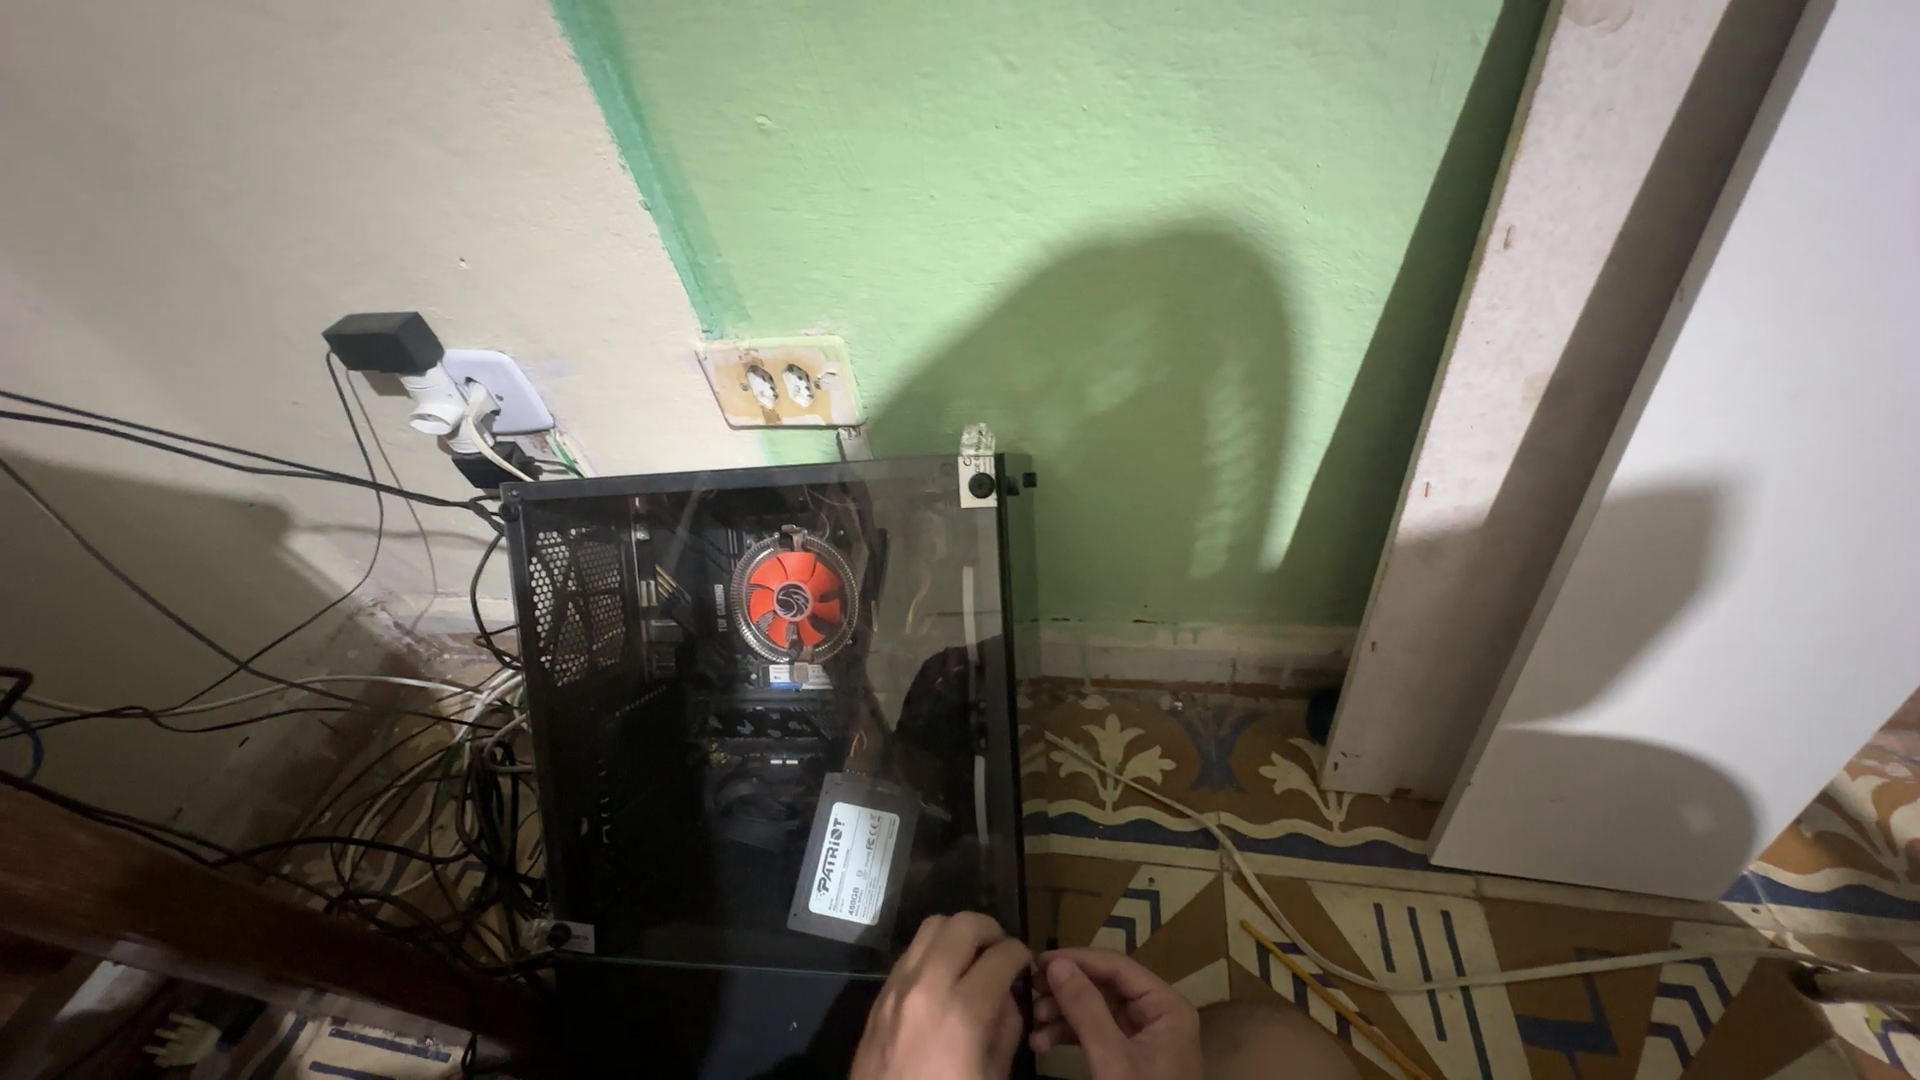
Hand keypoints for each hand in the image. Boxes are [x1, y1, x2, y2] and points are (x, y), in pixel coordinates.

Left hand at [852, 913, 1033, 1079]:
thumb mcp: (991, 1079)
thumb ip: (1005, 1030)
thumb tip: (1007, 995)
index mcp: (962, 1014)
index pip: (1001, 957)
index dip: (1020, 953)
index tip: (1025, 961)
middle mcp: (927, 988)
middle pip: (963, 925)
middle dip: (990, 930)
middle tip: (1000, 949)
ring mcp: (898, 987)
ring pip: (932, 926)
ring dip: (958, 932)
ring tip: (972, 954)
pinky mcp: (880, 994)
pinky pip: (911, 950)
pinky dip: (933, 949)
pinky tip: (943, 973)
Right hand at [1031, 948, 1201, 1079]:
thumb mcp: (1111, 1060)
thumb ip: (1085, 1008)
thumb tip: (1056, 962)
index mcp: (1166, 1007)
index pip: (1116, 965)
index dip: (1077, 959)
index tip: (1038, 962)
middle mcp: (1158, 1014)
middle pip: (1105, 986)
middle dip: (1066, 991)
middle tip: (1031, 992)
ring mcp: (1145, 1037)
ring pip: (1096, 1009)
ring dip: (1062, 1014)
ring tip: (1034, 1026)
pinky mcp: (1131, 1059)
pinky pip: (1097, 1033)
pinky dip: (1069, 1035)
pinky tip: (1043, 1043)